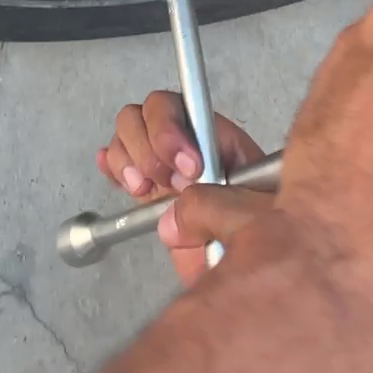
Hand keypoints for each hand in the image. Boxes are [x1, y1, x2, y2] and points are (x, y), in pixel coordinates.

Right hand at [96, 90, 268, 284]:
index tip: (185, 167)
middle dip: (149, 145)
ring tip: (142, 187)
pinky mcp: (143, 182)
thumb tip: (180, 203)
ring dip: (127, 156)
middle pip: (150, 109)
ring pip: (128, 127)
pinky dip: (111, 164)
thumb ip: (224, 201)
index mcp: (215, 134)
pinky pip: (114, 158)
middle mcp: (185, 138)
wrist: (246, 268)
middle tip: (164, 181)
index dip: (173, 130)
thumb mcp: (253, 212)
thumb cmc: (260, 234)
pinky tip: (120, 177)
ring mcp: (161, 157)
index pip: (185, 104)